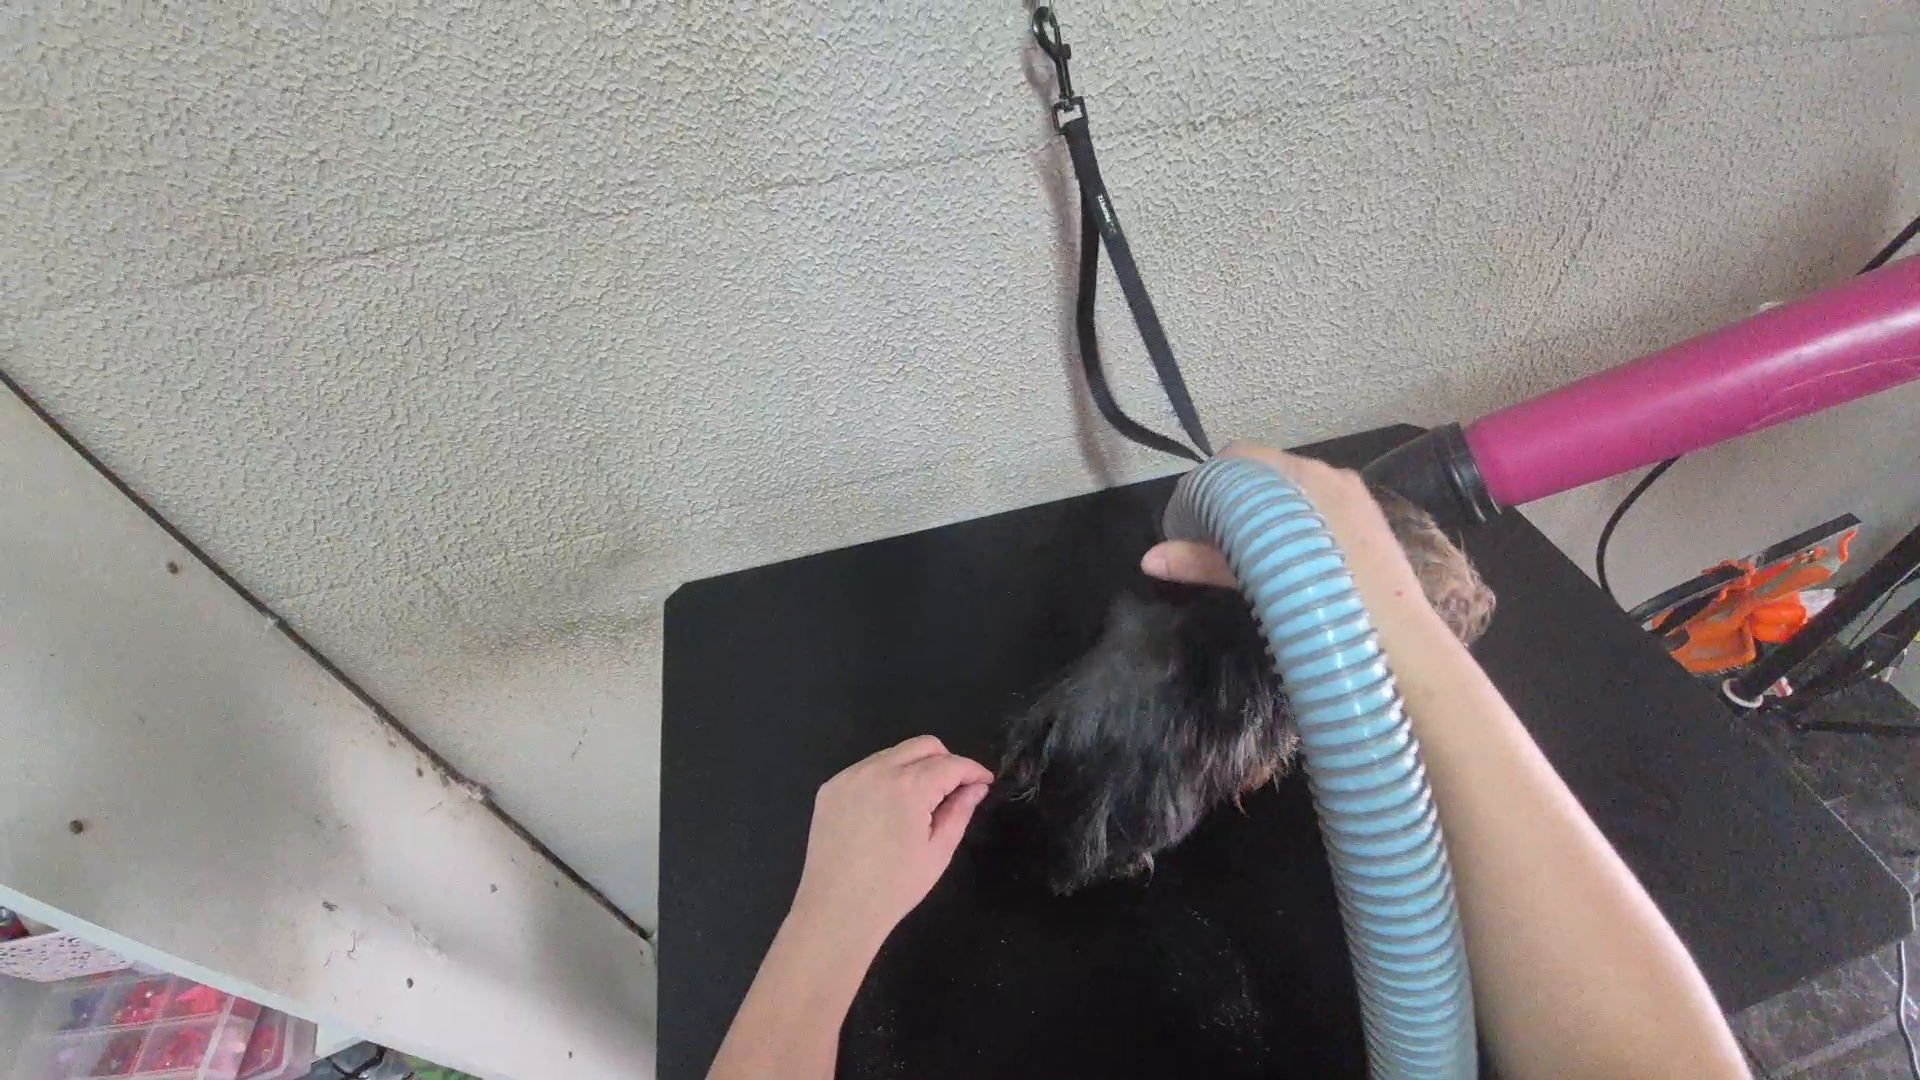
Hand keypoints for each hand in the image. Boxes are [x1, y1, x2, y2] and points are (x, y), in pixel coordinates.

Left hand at [788, 735, 992, 950]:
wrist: (836, 911)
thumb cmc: (894, 887)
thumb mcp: (938, 852)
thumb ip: (960, 811)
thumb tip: (977, 786)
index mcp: (909, 786)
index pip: (950, 764)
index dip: (972, 770)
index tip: (984, 780)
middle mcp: (878, 769)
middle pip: (923, 745)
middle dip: (946, 760)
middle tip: (955, 787)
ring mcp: (850, 775)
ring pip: (893, 753)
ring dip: (914, 767)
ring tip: (919, 801)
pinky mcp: (831, 787)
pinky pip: (866, 769)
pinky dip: (884, 778)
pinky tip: (885, 808)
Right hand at [1141, 442, 1444, 634]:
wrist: (1399, 645)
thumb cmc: (1323, 606)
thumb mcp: (1253, 577)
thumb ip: (1199, 561)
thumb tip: (1147, 559)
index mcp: (1301, 477)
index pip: (1237, 459)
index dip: (1205, 484)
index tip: (1187, 520)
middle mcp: (1328, 475)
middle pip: (1262, 472)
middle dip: (1229, 498)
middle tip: (1205, 537)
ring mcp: (1351, 496)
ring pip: (1287, 489)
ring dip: (1257, 510)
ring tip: (1237, 548)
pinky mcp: (1364, 519)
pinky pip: (1312, 505)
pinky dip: (1285, 520)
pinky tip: (1276, 554)